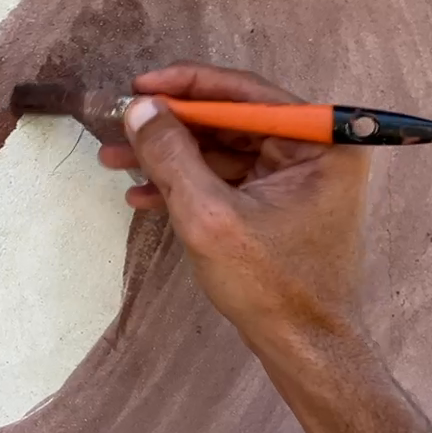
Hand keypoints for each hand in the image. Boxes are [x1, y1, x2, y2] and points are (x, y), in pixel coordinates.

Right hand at [98, 63, 371, 362]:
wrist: (301, 346)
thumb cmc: (268, 283)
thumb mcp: (209, 215)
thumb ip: (172, 157)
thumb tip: (139, 109)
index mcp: (317, 143)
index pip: (244, 94)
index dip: (185, 87)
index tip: (138, 88)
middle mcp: (311, 152)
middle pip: (227, 122)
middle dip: (168, 129)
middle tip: (118, 127)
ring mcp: (292, 180)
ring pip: (218, 153)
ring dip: (167, 159)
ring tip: (114, 162)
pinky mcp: (273, 205)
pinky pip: (222, 182)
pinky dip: (184, 186)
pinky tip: (142, 196)